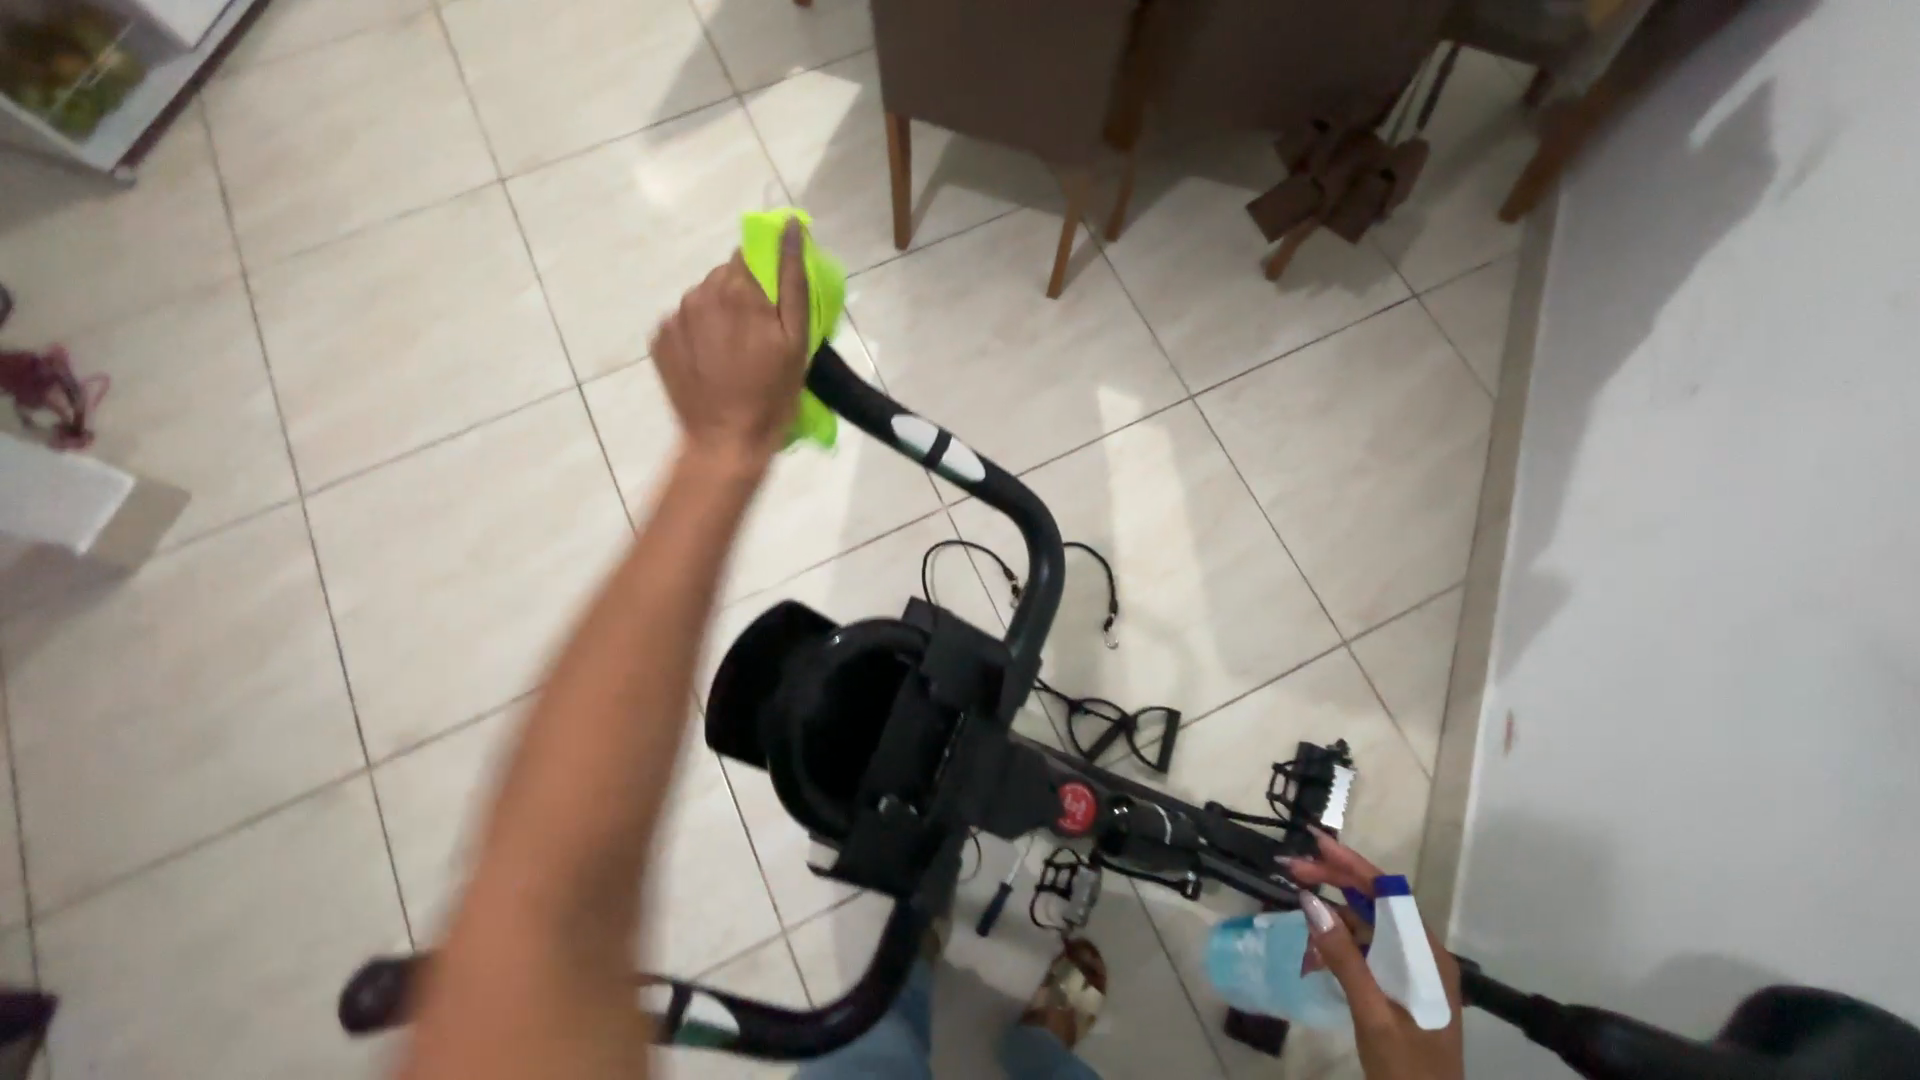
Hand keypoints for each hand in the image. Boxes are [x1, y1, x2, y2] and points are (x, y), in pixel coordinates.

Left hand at [650, 219, 811, 469]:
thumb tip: (789, 227)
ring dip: (719, 316)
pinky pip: (684, 323)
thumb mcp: (797, 338)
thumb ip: (793, 278)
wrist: (726, 439)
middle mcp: (700, 292)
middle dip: (742, 297)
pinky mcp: (659, 339)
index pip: (749, 256)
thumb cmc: (772, 393)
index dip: (764, 279)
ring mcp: (675, 317)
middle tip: (757, 338)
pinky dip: (698, 335)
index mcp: (738, 288)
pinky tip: (711, 363)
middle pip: (725, 277)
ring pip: (703, 299)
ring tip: (733, 354)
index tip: (772, 308)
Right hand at [1287, 831, 1464, 1079]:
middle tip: (1290, 866)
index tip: (1316, 842)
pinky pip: (1367, 949)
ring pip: (1368, 924)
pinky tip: (1315, 947)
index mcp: (1426, 957)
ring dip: (1333, 911)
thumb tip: (1309, 901)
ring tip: (1296, 899)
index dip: (1351, 863)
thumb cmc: (1407, 1072)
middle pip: (1376, 902)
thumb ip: (1343, 957)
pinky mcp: (1399, 987)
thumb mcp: (1371, 1014)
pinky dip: (1339, 942)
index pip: (1388, 893)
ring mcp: (1412, 972)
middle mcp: (1423, 956)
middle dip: (1333, 880)